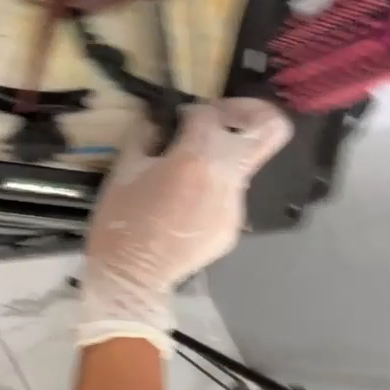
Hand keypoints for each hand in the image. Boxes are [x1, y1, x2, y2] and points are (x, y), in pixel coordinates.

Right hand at [76, 98, 291, 351]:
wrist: (130, 279)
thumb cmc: (119, 226)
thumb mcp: (120, 176)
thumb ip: (141, 139)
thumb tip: (155, 121)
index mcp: (197, 156)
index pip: (208, 113)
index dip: (190, 110)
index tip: (174, 120)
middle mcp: (227, 175)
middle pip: (269, 127)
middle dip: (249, 112)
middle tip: (220, 120)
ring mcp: (234, 203)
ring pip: (241, 168)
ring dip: (217, 164)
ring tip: (182, 182)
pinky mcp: (231, 227)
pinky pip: (226, 200)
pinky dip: (208, 196)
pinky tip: (179, 213)